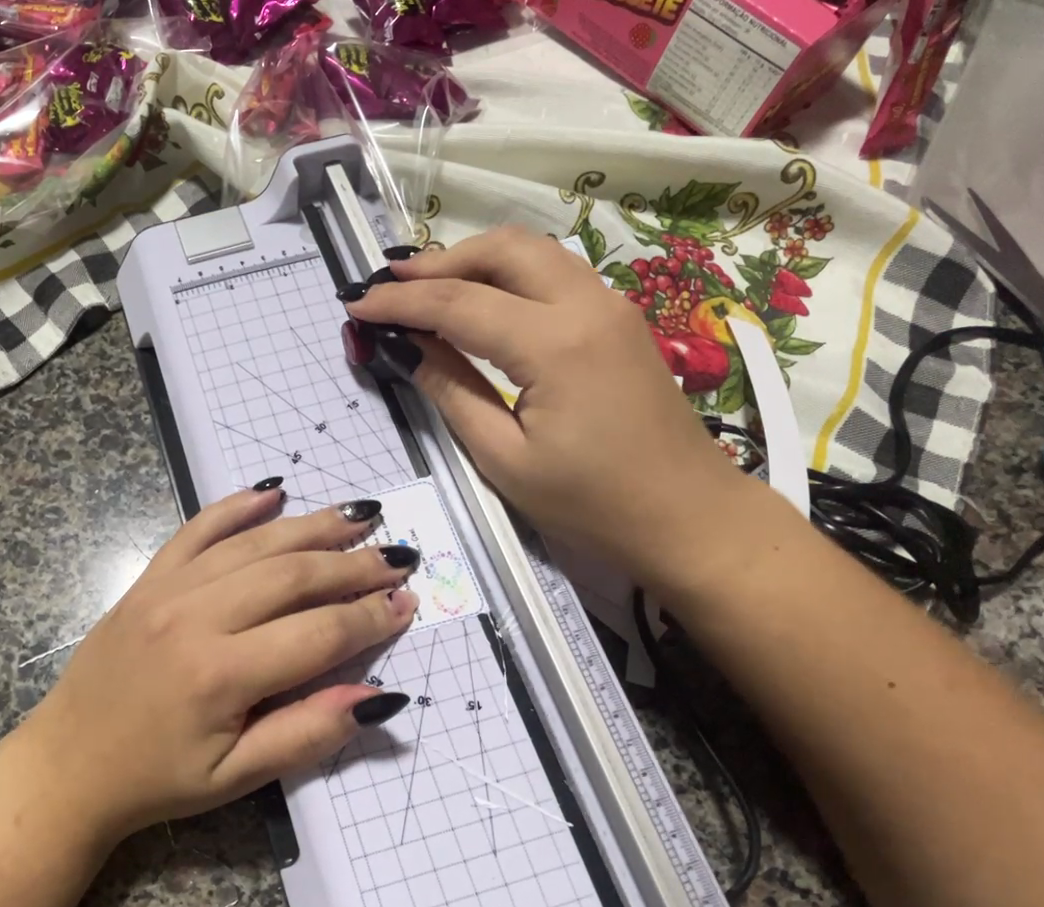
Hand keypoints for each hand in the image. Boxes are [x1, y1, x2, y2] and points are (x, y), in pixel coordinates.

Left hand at [12, 485, 420, 842]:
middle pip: (292, 576)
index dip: (370, 618)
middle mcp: (196, 617)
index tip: (407, 603)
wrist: (68, 765)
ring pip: (253, 545)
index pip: (318, 633)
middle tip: (398, 557)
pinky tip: (272, 491)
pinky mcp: (147, 580)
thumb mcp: (236, 778)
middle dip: (353, 566)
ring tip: (359, 515)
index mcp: (222, 674)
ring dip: (311, 527)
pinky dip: (236, 507)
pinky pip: (197, 530)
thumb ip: (307, 734)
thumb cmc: (156, 780)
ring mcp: (167, 590)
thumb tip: (379, 698)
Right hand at [346, 227, 759, 592]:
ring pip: (533, 253)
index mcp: (554, 343)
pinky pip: (555, 274)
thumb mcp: (504, 458)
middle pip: (502, 250)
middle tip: (390, 284)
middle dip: (439, 261)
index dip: (400, 301)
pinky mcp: (619, 321)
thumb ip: (451, 391)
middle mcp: (587, 304)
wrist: (687, 518)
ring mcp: (611, 306)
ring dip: (475, 261)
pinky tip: (480, 302)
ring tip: (426, 287)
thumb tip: (406, 348)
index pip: (458, 303)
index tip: (356, 303)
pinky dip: (509, 275)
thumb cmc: (591, 504)